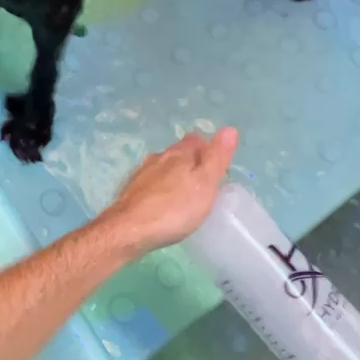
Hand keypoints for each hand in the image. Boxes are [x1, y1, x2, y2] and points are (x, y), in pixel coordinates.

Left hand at [96, 127, 238, 254]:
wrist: (129, 230)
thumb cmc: (174, 209)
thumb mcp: (204, 184)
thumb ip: (216, 158)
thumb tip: (230, 129)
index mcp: (178, 154)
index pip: (196, 140)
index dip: (209, 150)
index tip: (218, 168)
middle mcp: (158, 158)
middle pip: (179, 153)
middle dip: (192, 163)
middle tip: (206, 184)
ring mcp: (143, 174)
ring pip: (164, 168)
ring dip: (176, 176)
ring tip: (188, 196)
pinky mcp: (133, 192)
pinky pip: (153, 184)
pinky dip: (163, 190)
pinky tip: (166, 205)